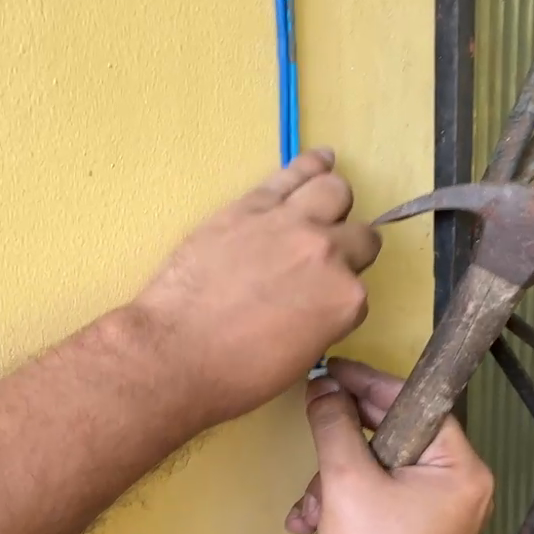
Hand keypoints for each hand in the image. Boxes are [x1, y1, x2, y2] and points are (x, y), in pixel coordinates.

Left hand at [130, 149, 381, 423]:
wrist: (174, 352)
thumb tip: (313, 302)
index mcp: (346, 301)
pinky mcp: (251, 206)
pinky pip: (294, 174)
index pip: (357, 288)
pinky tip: (322, 160)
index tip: (314, 300)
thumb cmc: (234, 373)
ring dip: (333, 203)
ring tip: (322, 206)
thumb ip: (320, 320)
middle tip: (314, 262)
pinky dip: (312, 165)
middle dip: (344, 249)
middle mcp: (329, 255)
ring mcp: (291, 224)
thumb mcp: (297, 357)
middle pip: (359, 237)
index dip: (336, 294)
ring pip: (334, 192)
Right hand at [288, 358, 494, 533]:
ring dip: (332, 480)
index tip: (329, 369)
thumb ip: (334, 423)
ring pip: (376, 467)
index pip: (413, 403)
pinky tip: (310, 523)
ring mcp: (436, 511)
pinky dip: (341, 502)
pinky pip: (376, 495)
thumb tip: (323, 385)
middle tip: (310, 423)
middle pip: (392, 435)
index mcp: (459, 467)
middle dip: (341, 442)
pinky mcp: (413, 532)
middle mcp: (457, 484)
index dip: (367, 383)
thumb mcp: (345, 479)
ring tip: (307, 508)